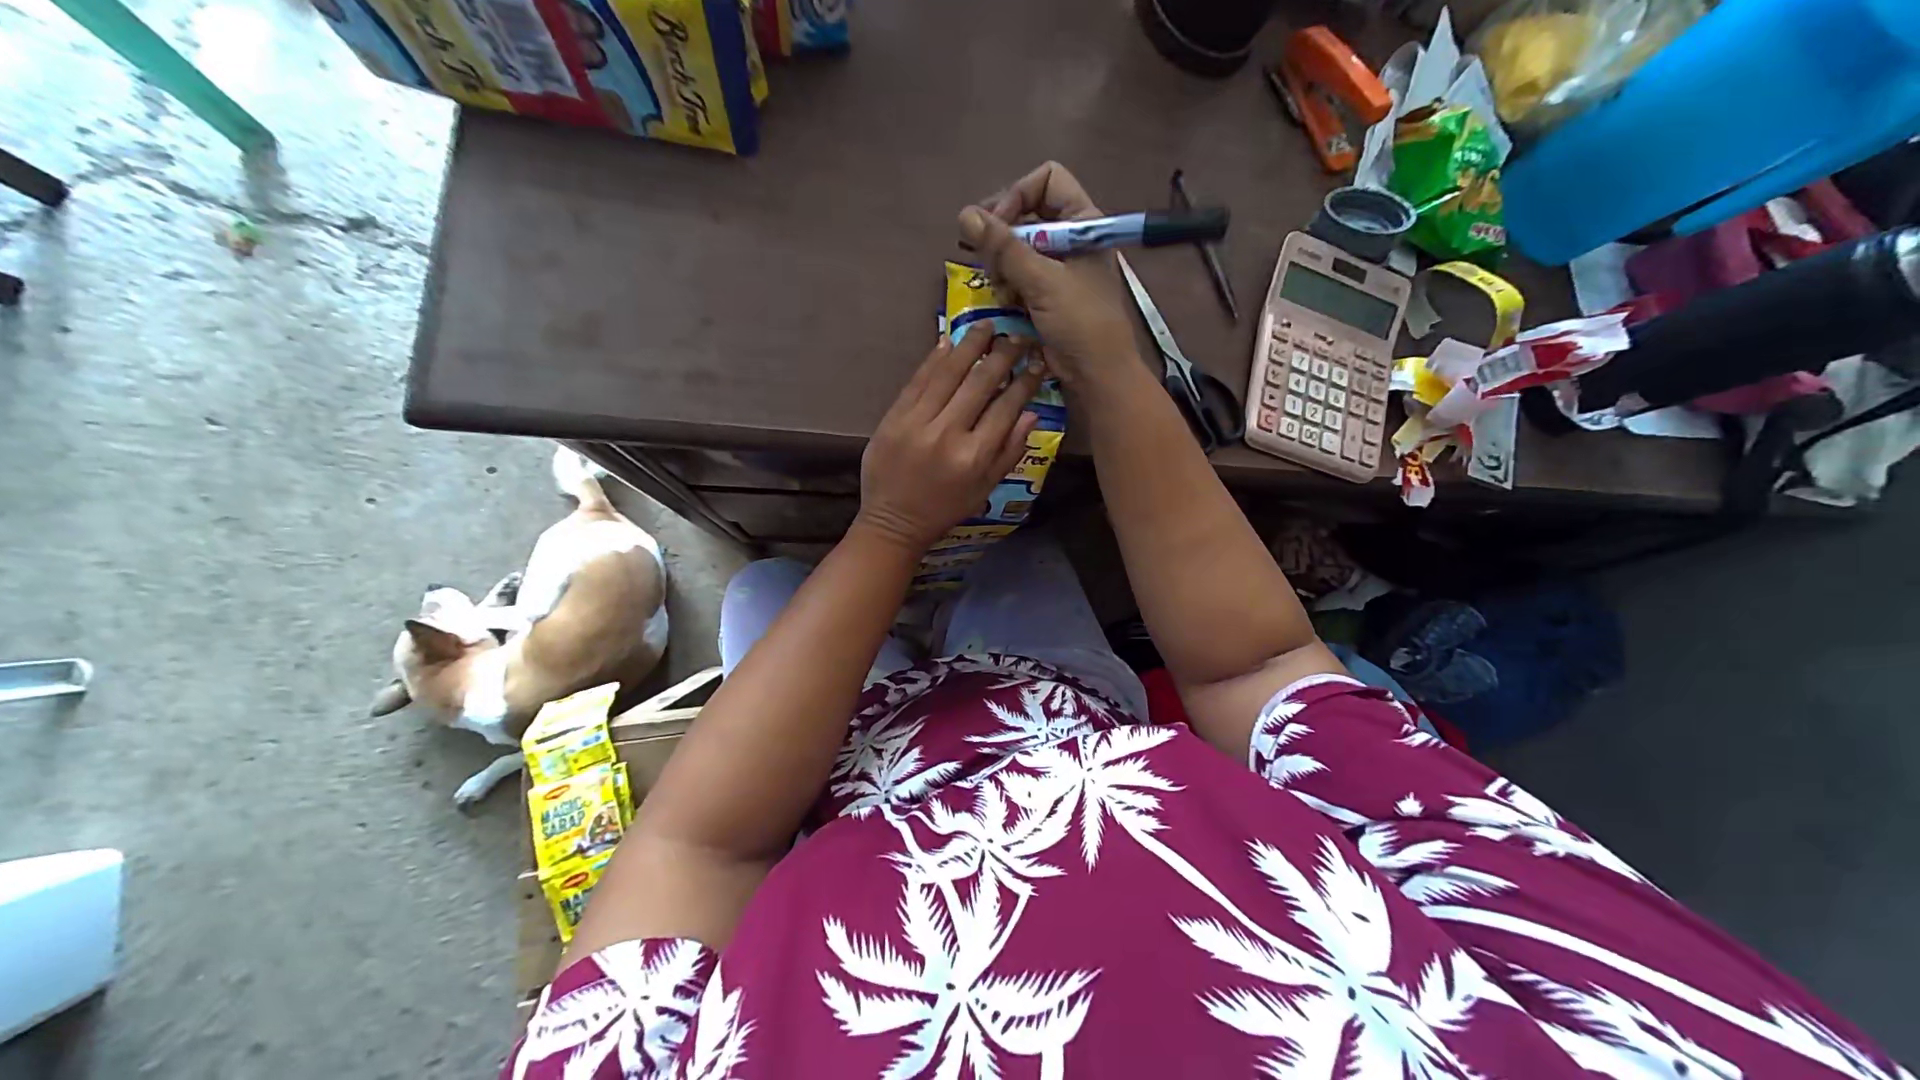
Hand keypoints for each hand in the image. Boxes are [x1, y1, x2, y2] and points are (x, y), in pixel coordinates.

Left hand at [856, 325, 1043, 553]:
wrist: (893, 522)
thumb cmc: (945, 509)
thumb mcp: (984, 488)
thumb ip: (1009, 450)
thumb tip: (1032, 413)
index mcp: (974, 456)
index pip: (1006, 408)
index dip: (1025, 381)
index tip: (1037, 362)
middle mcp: (948, 434)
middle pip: (980, 383)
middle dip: (1002, 355)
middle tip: (1016, 336)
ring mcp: (917, 422)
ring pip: (948, 374)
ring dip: (970, 346)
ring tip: (986, 326)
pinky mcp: (894, 417)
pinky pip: (918, 380)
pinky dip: (934, 359)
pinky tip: (949, 341)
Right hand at [959, 162, 1139, 388]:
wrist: (1097, 373)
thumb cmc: (1080, 322)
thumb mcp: (1042, 281)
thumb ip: (1003, 248)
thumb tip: (965, 215)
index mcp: (1083, 222)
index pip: (1046, 180)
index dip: (1018, 195)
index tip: (998, 225)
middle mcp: (1070, 238)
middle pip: (1025, 214)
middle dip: (1002, 237)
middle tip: (988, 259)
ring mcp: (1057, 267)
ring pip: (1015, 248)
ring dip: (1002, 266)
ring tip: (1003, 289)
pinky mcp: (1045, 293)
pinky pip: (1016, 276)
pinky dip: (1007, 286)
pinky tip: (1007, 303)